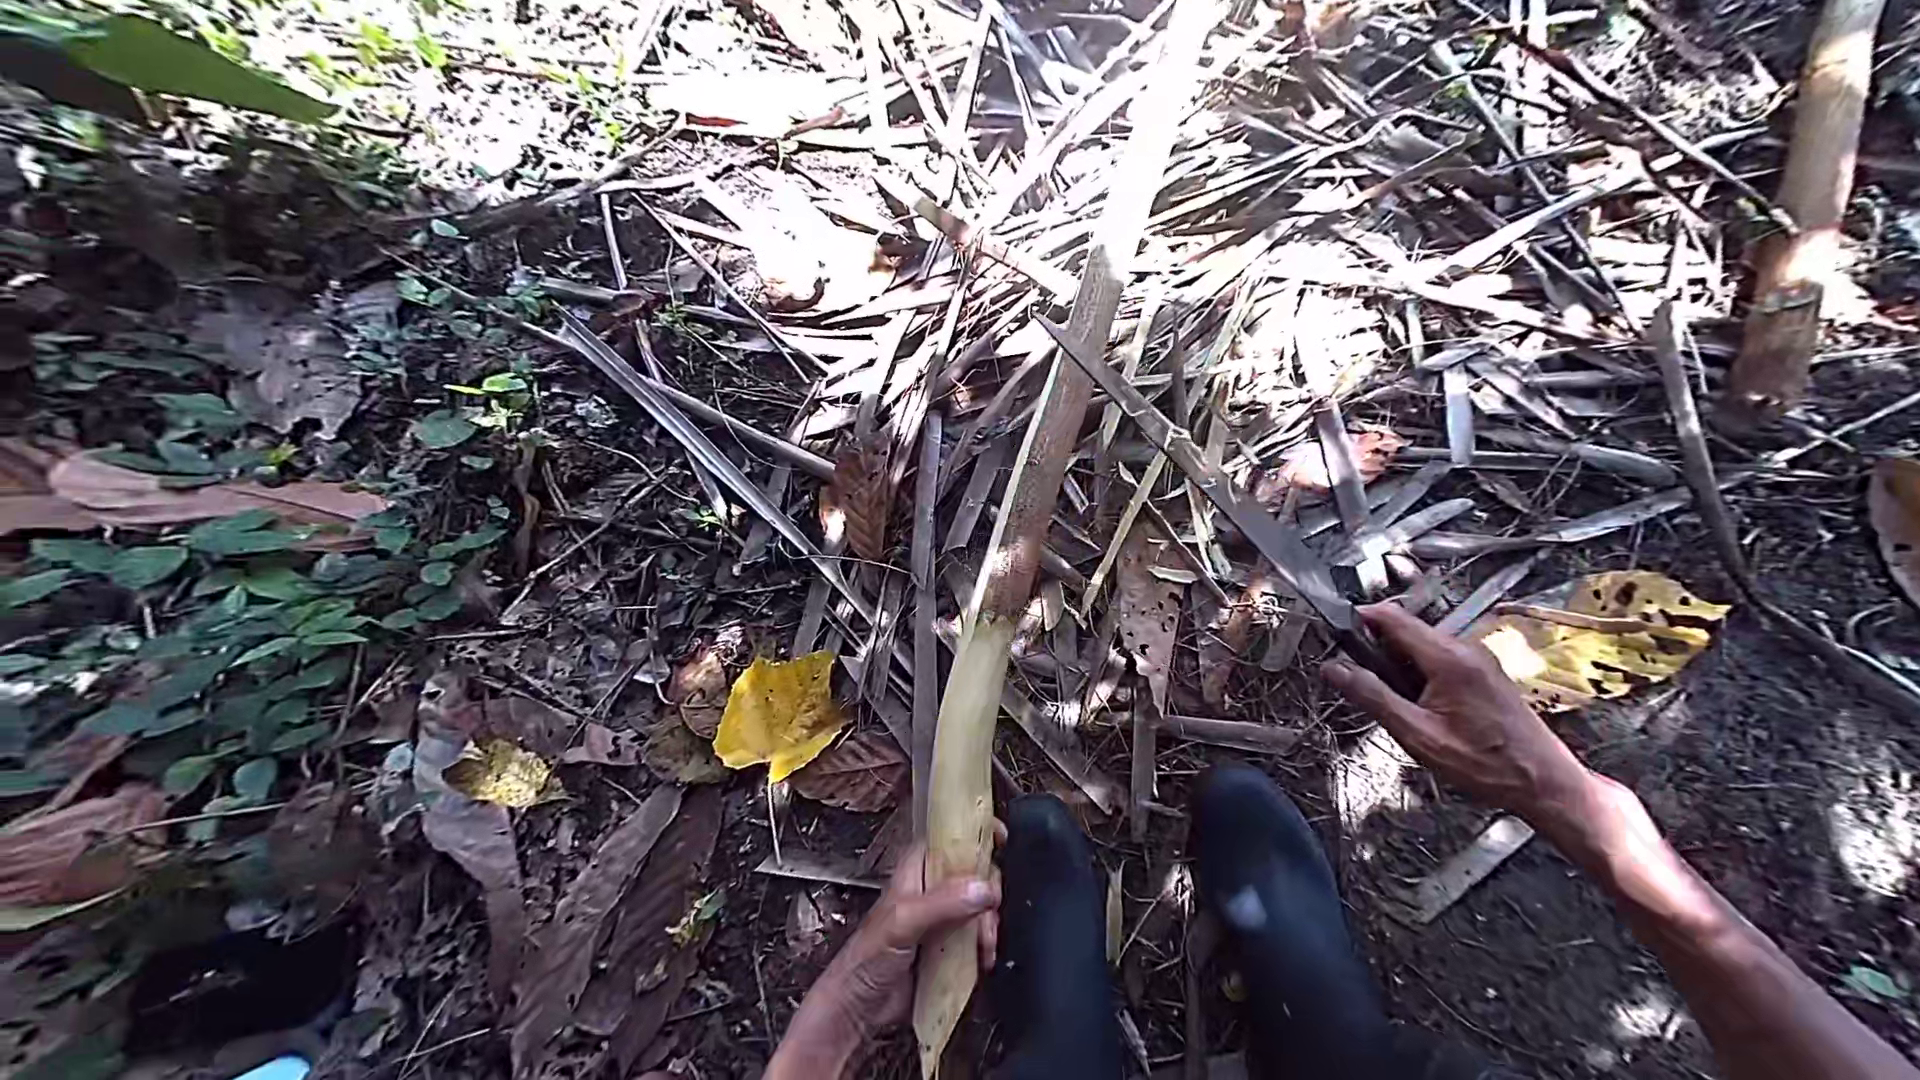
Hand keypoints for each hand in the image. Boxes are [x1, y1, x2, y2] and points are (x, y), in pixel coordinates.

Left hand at [766, 844, 1000, 1078]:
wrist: (860, 1008)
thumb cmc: (869, 955)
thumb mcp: (904, 921)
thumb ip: (943, 903)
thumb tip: (984, 887)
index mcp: (919, 864)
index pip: (952, 834)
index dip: (977, 831)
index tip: (1000, 836)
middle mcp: (934, 884)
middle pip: (976, 870)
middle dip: (989, 890)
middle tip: (990, 911)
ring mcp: (945, 914)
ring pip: (982, 903)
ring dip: (990, 923)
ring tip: (984, 945)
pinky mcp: (952, 943)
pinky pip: (980, 934)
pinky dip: (987, 944)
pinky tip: (982, 959)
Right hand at [1319, 603, 1598, 836]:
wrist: (1548, 785)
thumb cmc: (1487, 764)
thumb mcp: (1417, 734)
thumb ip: (1372, 696)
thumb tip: (1333, 668)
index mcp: (1448, 658)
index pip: (1391, 617)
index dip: (1357, 620)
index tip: (1335, 636)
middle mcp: (1464, 649)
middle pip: (1403, 628)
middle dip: (1374, 647)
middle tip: (1361, 680)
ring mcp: (1476, 658)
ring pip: (1418, 642)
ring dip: (1394, 660)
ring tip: (1392, 698)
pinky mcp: (1481, 671)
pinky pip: (1436, 655)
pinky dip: (1415, 669)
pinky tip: (1416, 701)